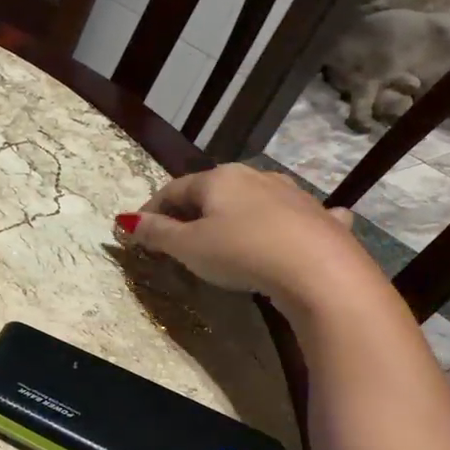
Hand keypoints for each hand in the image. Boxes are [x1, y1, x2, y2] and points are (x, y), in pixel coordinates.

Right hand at [116, 163, 377, 310]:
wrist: (321, 272)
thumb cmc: (241, 252)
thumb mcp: (186, 247)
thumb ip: (155, 233)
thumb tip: (127, 220)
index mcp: (219, 179)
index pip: (172, 190)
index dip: (150, 211)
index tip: (137, 233)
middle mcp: (256, 177)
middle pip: (212, 192)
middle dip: (191, 213)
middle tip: (176, 240)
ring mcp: (294, 195)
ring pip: (254, 201)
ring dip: (235, 215)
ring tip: (224, 239)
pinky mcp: (322, 218)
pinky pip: (296, 216)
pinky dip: (285, 224)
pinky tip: (290, 235)